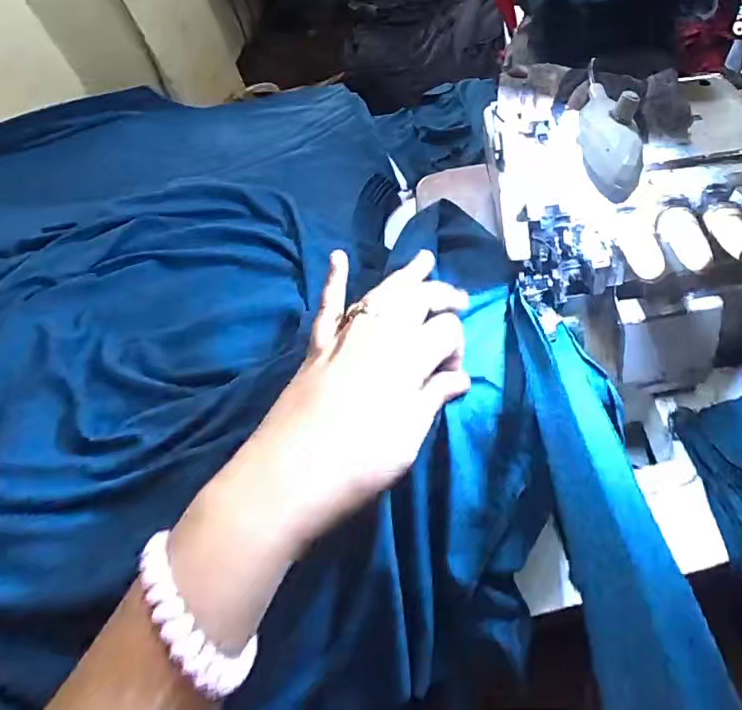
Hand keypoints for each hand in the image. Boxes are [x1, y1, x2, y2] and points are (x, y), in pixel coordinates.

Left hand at [216, 249, 471, 553]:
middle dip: (444, 295)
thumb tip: (459, 378)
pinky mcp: (317, 349)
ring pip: (381, 294)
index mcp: (409, 357)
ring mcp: (346, 339)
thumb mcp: (410, 436)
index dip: (457, 348)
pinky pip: (329, 308)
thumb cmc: (357, 465)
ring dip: (405, 275)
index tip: (452, 377)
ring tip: (424, 259)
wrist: (281, 484)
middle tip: (460, 303)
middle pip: (420, 299)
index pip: (447, 330)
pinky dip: (334, 281)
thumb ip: (435, 398)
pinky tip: (338, 258)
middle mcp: (380, 336)